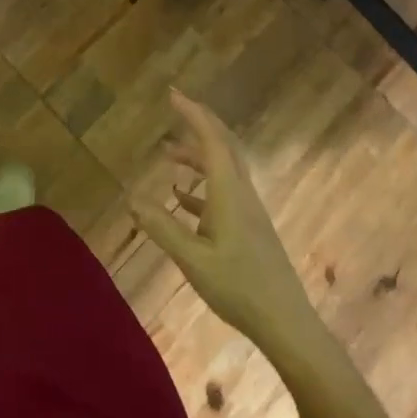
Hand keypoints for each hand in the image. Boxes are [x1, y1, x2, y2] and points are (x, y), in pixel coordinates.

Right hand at [128, 91, 315, 345]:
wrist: (286, 324)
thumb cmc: (239, 287)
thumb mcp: (192, 259)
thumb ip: (161, 227)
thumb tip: (130, 198)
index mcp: (230, 193)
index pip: (212, 141)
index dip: (193, 114)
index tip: (172, 94)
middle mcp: (242, 194)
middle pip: (224, 147)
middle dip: (199, 124)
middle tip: (175, 107)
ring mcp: (248, 212)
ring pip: (223, 169)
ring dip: (197, 155)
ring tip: (167, 154)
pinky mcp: (250, 229)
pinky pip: (223, 192)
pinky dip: (201, 185)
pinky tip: (180, 197)